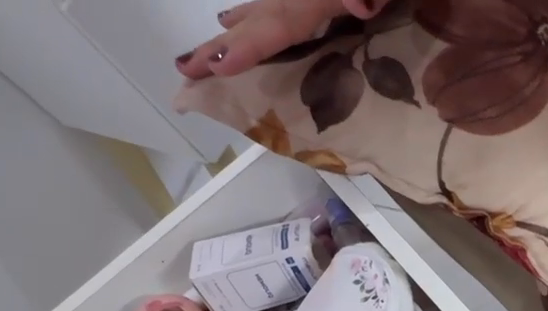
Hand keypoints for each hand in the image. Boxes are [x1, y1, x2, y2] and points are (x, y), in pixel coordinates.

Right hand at [177, 0, 387, 80]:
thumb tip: (362, 5)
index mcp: (309, 0)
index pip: (276, 27)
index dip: (248, 47)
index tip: (217, 67)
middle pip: (256, 20)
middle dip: (222, 46)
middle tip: (185, 67)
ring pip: (259, 10)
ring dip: (234, 30)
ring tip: (208, 48)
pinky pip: (272, 3)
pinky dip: (252, 13)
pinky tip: (237, 18)